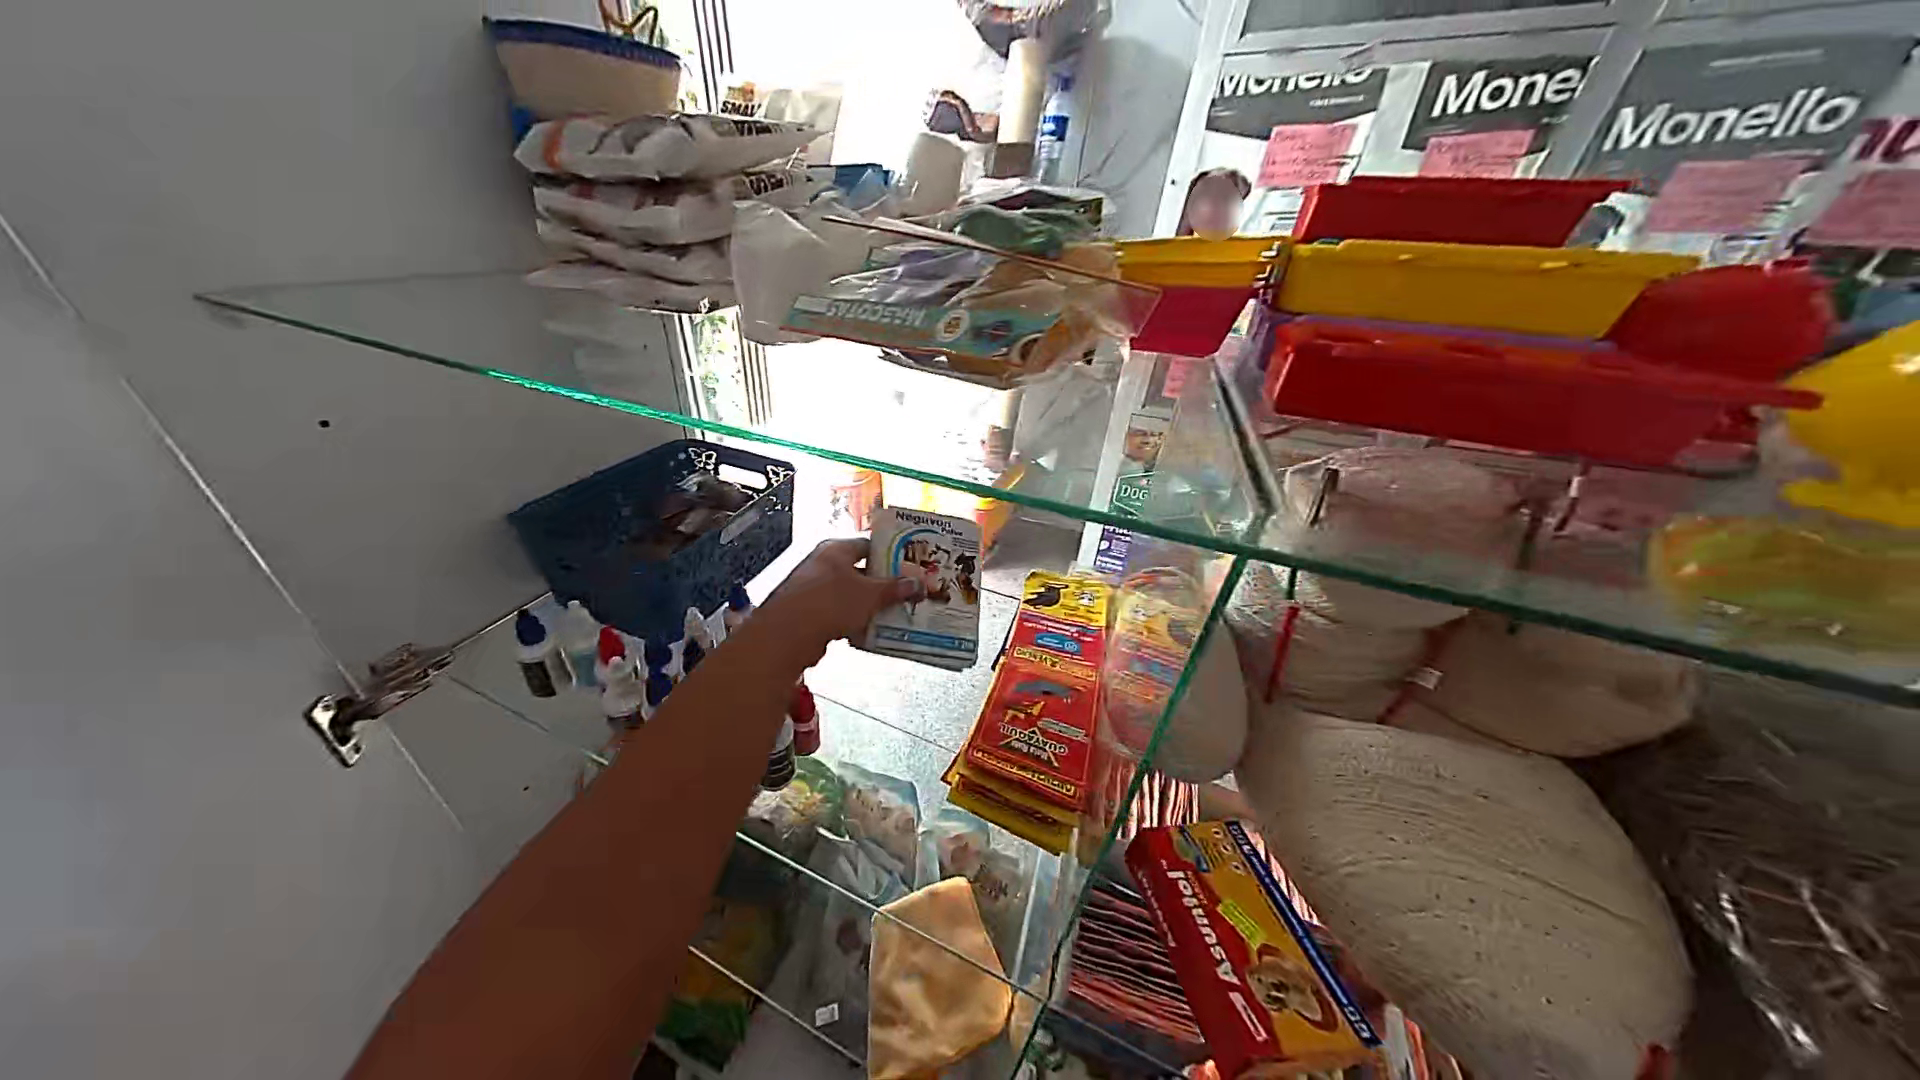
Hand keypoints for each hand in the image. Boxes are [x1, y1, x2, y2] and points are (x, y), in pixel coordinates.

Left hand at [756, 538, 923, 657]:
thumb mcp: (871, 595)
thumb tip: (917, 584)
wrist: (788, 635)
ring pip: (848, 595)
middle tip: (904, 593)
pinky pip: (837, 615)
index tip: (908, 566)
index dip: (889, 555)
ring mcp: (811, 590)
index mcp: (835, 550)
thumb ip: (895, 589)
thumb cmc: (830, 603)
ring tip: (892, 615)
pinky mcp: (807, 614)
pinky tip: (868, 633)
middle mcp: (821, 565)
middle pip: (858, 571)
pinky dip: (853, 622)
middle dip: (881, 584)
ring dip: (868, 606)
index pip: (867, 545)